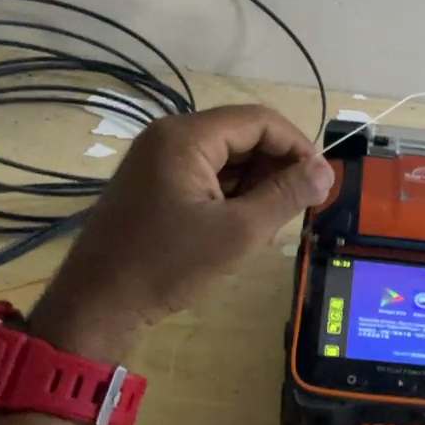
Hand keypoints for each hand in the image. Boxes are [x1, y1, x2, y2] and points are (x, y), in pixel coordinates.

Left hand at [29, 105, 333, 357]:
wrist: (99, 303)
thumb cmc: (169, 265)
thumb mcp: (239, 232)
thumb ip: (287, 196)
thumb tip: (326, 170)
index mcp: (187, 137)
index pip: (260, 120)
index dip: (298, 146)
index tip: (321, 182)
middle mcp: (169, 136)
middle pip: (242, 135)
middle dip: (277, 166)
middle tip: (300, 206)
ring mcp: (157, 159)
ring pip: (226, 156)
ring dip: (256, 182)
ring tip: (273, 222)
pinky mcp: (153, 183)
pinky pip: (205, 174)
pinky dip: (231, 193)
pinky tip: (242, 225)